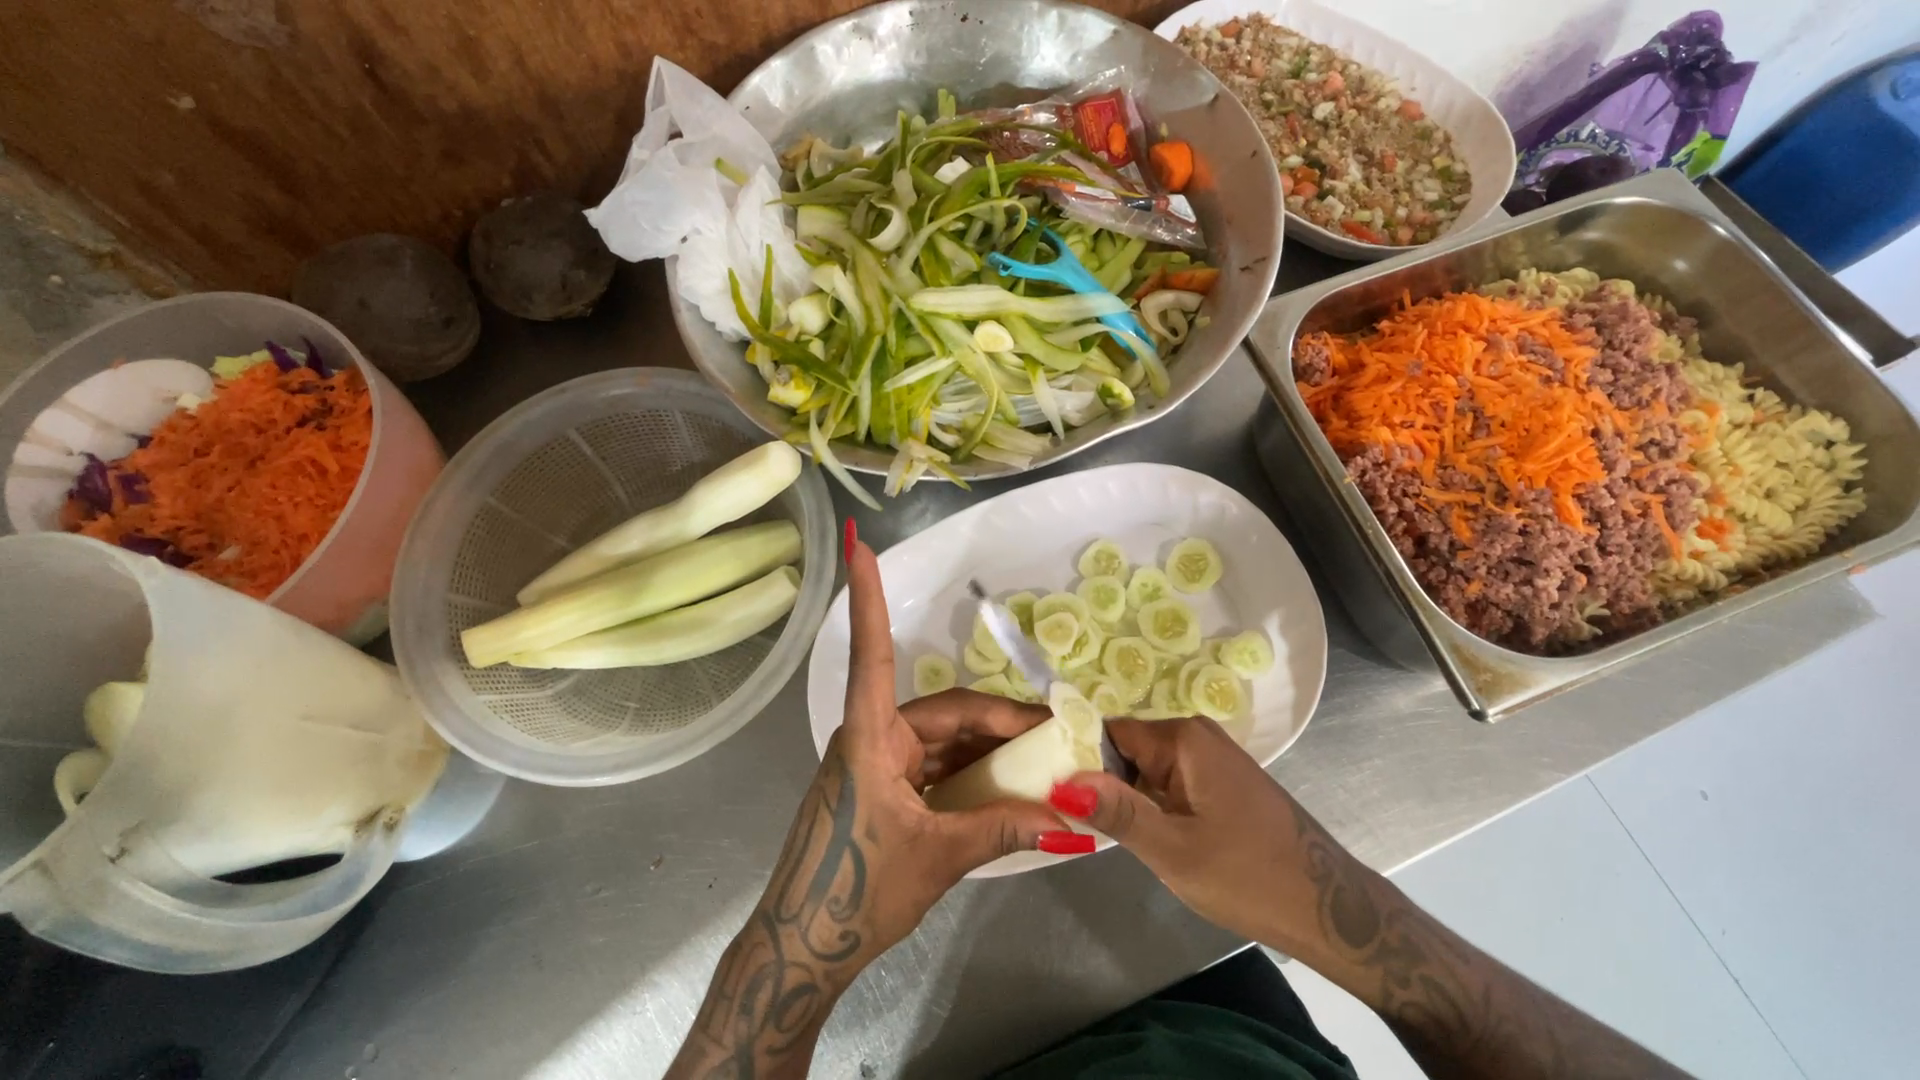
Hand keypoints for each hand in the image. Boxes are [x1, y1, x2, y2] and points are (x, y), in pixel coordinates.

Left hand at [669, 528, 1066, 1078]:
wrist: (802, 947)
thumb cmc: (857, 891)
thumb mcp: (940, 857)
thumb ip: (1004, 828)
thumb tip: (1073, 821)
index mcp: (870, 738)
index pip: (872, 655)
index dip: (868, 598)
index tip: (857, 544)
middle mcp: (871, 739)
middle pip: (944, 713)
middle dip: (999, 721)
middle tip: (1056, 733)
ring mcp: (876, 766)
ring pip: (944, 741)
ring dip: (989, 751)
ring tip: (1043, 763)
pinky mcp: (882, 790)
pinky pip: (935, 767)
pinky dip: (971, 773)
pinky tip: (1007, 787)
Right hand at [1055, 715, 1339, 953]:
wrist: (1329, 910)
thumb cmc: (1248, 878)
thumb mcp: (1173, 850)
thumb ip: (1116, 812)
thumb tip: (1059, 781)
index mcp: (1183, 738)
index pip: (1107, 731)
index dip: (1076, 759)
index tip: (1047, 792)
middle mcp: (1196, 735)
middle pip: (1124, 748)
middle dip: (1099, 782)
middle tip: (1069, 822)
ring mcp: (1211, 758)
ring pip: (1145, 768)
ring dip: (1124, 797)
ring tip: (1098, 831)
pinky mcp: (1219, 781)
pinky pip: (1168, 782)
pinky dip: (1150, 805)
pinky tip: (1142, 835)